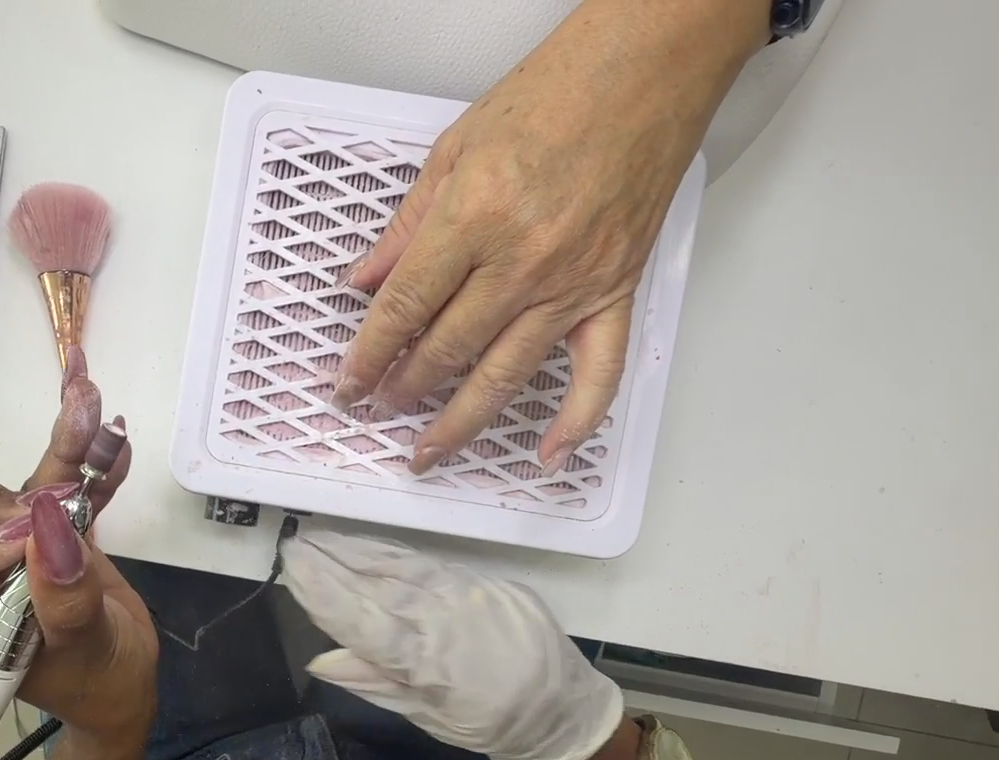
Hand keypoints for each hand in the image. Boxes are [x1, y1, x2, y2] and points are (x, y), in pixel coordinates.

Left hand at [0, 364, 156, 741]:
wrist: (125, 679)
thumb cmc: (94, 682)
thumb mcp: (79, 651)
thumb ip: (62, 598)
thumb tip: (48, 527)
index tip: (17, 546)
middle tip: (53, 509)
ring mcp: (15, 541)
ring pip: (15, 480)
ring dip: (57, 445)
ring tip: (87, 400)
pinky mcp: (56, 525)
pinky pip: (67, 482)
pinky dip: (93, 462)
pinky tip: (117, 439)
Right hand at [280, 531, 622, 759]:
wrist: (562, 706)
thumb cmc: (490, 724)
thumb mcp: (431, 719)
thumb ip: (376, 683)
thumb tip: (321, 659)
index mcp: (432, 666)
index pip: (366, 625)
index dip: (326, 597)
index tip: (292, 572)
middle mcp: (446, 623)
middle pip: (377, 588)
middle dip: (330, 566)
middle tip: (291, 547)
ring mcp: (465, 596)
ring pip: (398, 568)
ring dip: (353, 551)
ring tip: (316, 539)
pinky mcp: (480, 581)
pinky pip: (425, 561)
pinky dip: (389, 550)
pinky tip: (363, 543)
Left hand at [332, 0, 768, 474]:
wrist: (650, 66)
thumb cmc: (556, 93)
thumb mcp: (452, 151)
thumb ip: (404, 230)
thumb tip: (365, 282)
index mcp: (473, 219)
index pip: (403, 309)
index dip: (368, 355)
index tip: (349, 385)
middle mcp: (522, 261)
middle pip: (446, 350)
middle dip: (403, 388)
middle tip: (380, 408)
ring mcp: (572, 284)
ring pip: (504, 376)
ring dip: (459, 423)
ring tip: (426, 452)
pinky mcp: (615, 292)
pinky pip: (597, 373)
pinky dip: (575, 421)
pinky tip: (546, 455)